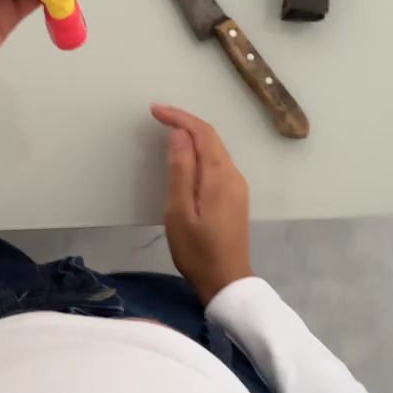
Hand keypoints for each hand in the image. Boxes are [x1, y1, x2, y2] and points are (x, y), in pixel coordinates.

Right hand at [152, 104, 253, 303]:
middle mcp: (234, 175)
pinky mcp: (235, 196)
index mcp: (220, 176)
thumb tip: (179, 135)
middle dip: (185, 122)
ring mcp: (237, 186)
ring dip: (193, 135)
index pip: (203, 134)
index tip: (155, 110)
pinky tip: (185, 154)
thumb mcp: (179, 211)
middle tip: (158, 115)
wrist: (226, 281)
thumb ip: (180, 170)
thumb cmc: (197, 250)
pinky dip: (200, 150)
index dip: (180, 117)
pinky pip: (217, 162)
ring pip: (215, 149)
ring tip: (167, 129)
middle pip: (211, 138)